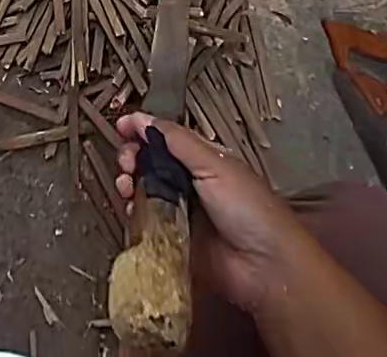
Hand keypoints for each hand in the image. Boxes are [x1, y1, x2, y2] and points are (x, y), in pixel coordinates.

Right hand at [115, 114, 303, 311]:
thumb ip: (177, 141)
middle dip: (132, 155)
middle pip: (151, 161)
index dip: (143, 128)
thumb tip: (144, 118)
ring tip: (125, 184)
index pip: (167, 136)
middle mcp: (190, 180)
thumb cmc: (248, 208)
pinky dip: (134, 211)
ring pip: (145, 189)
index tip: (122, 125)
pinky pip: (147, 221)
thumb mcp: (213, 165)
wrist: (265, 267)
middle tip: (125, 160)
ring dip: (129, 181)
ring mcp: (181, 210)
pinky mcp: (174, 239)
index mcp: (203, 157)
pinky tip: (130, 207)